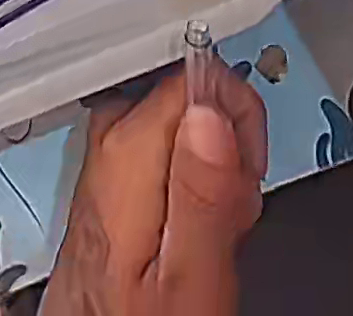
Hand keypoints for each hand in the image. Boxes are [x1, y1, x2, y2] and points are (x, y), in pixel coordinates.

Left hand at [40, 68, 267, 315]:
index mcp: (127, 144)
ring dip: (214, 167)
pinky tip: (191, 220)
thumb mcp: (191, 275)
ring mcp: (110, 141)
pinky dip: (194, 175)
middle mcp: (111, 130)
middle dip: (229, 149)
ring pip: (189, 118)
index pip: (201, 76)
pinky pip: (172, 138)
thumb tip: (212, 111)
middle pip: (197, 97)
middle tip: (226, 214)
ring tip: (208, 226)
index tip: (243, 172)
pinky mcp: (114, 156)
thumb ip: (205, 189)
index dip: (239, 121)